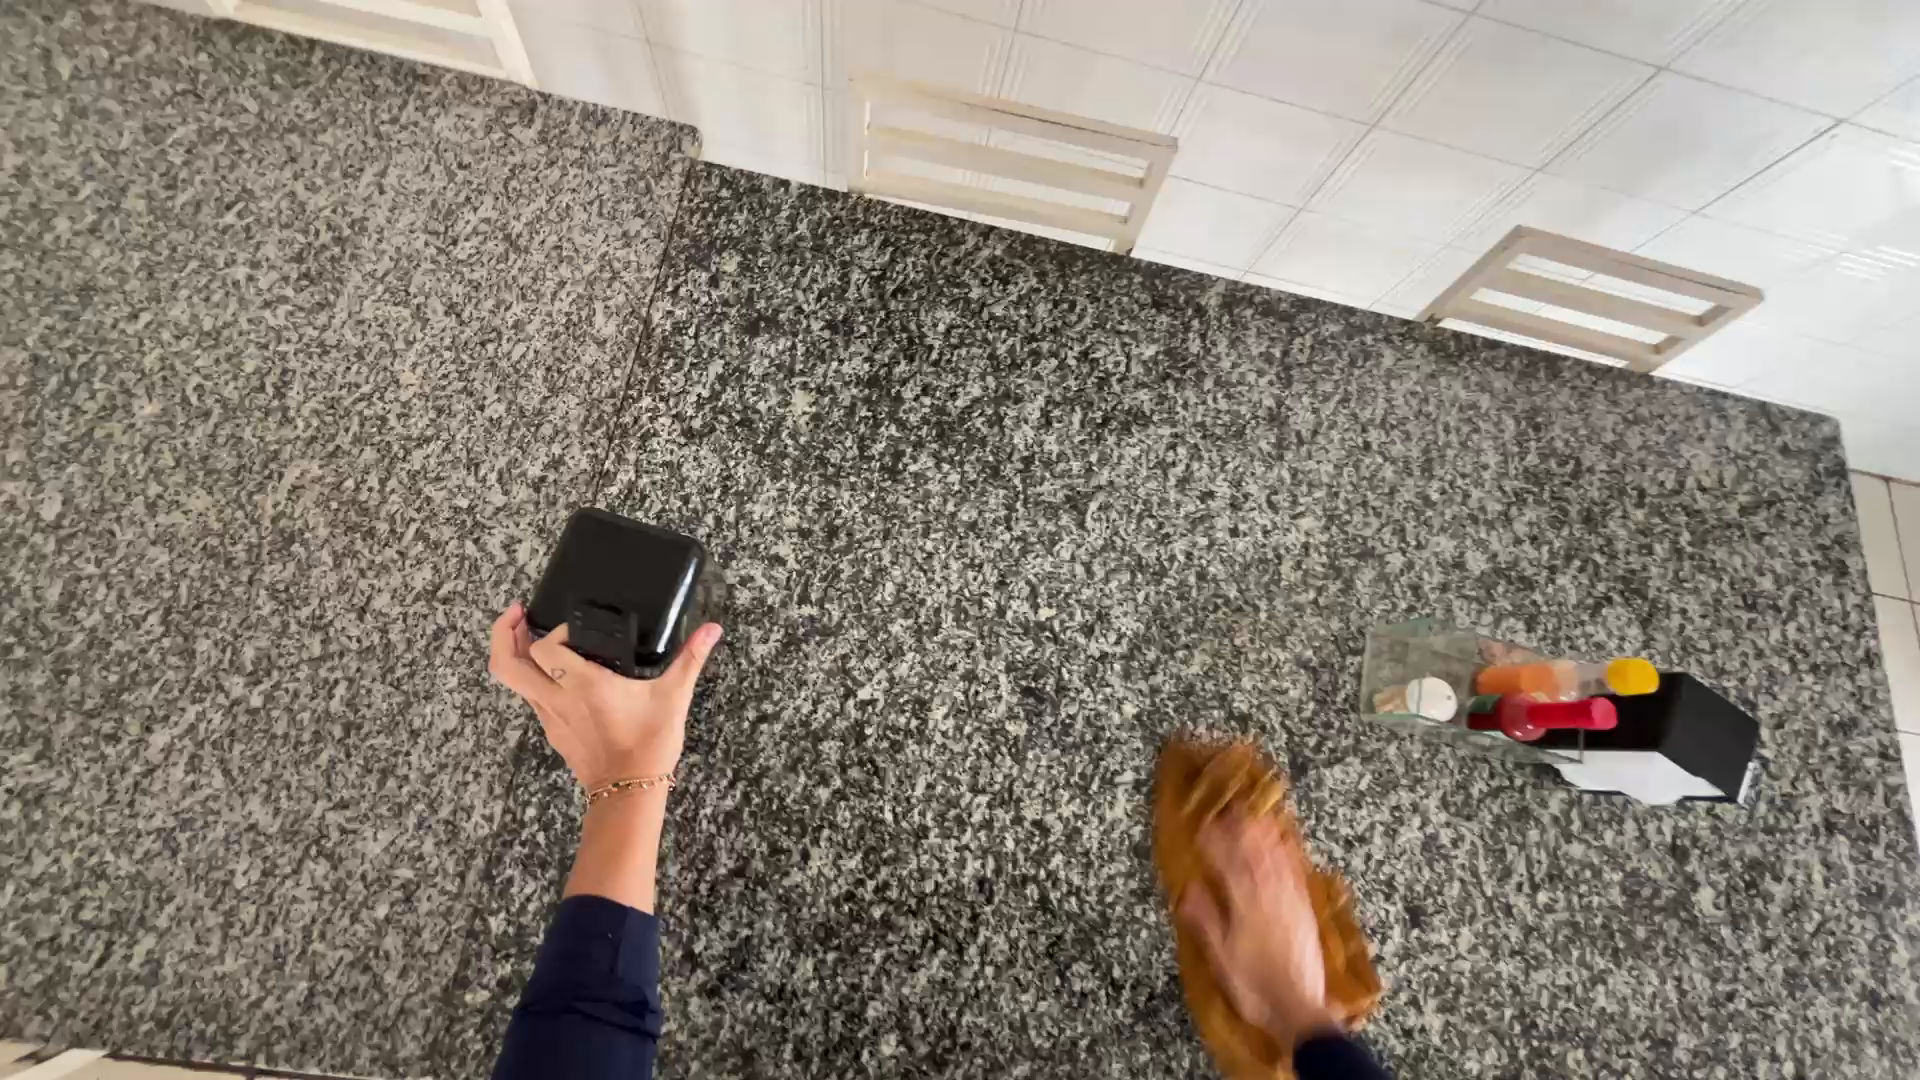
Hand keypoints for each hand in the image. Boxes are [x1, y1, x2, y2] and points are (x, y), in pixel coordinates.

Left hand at [488, 601, 722, 788]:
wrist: (629, 790)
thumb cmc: (649, 742)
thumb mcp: (674, 696)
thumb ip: (691, 658)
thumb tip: (712, 629)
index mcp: (584, 685)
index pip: (545, 649)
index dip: (555, 631)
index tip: (578, 628)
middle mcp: (557, 699)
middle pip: (506, 665)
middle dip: (503, 634)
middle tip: (517, 613)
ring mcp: (549, 717)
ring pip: (513, 683)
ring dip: (514, 655)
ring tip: (527, 634)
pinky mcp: (552, 730)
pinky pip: (531, 698)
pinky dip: (532, 678)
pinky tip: (555, 673)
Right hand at [1176, 814, 1339, 1052]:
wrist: (1298, 1011)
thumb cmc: (1252, 985)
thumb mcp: (1220, 957)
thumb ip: (1205, 920)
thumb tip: (1189, 887)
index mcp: (1244, 906)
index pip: (1227, 864)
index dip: (1214, 843)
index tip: (1203, 826)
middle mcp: (1269, 898)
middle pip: (1254, 855)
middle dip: (1242, 829)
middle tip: (1232, 809)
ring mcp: (1290, 904)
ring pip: (1277, 861)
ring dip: (1266, 836)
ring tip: (1258, 816)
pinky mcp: (1306, 914)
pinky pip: (1296, 876)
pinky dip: (1290, 856)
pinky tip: (1287, 847)